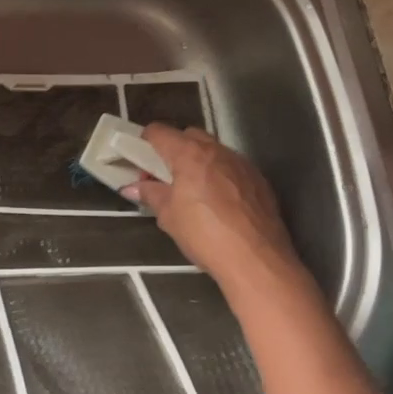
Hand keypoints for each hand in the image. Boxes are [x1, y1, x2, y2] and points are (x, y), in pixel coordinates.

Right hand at [122, 125, 301, 293]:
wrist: (257, 261)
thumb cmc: (204, 235)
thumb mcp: (169, 216)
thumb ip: (150, 194)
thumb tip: (132, 188)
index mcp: (189, 155)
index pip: (160, 132)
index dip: (145, 141)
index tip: (140, 160)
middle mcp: (217, 152)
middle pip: (189, 136)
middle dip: (174, 150)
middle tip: (165, 177)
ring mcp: (242, 164)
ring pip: (214, 151)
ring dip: (199, 163)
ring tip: (193, 192)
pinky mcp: (260, 181)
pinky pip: (233, 168)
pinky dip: (220, 176)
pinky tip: (219, 204)